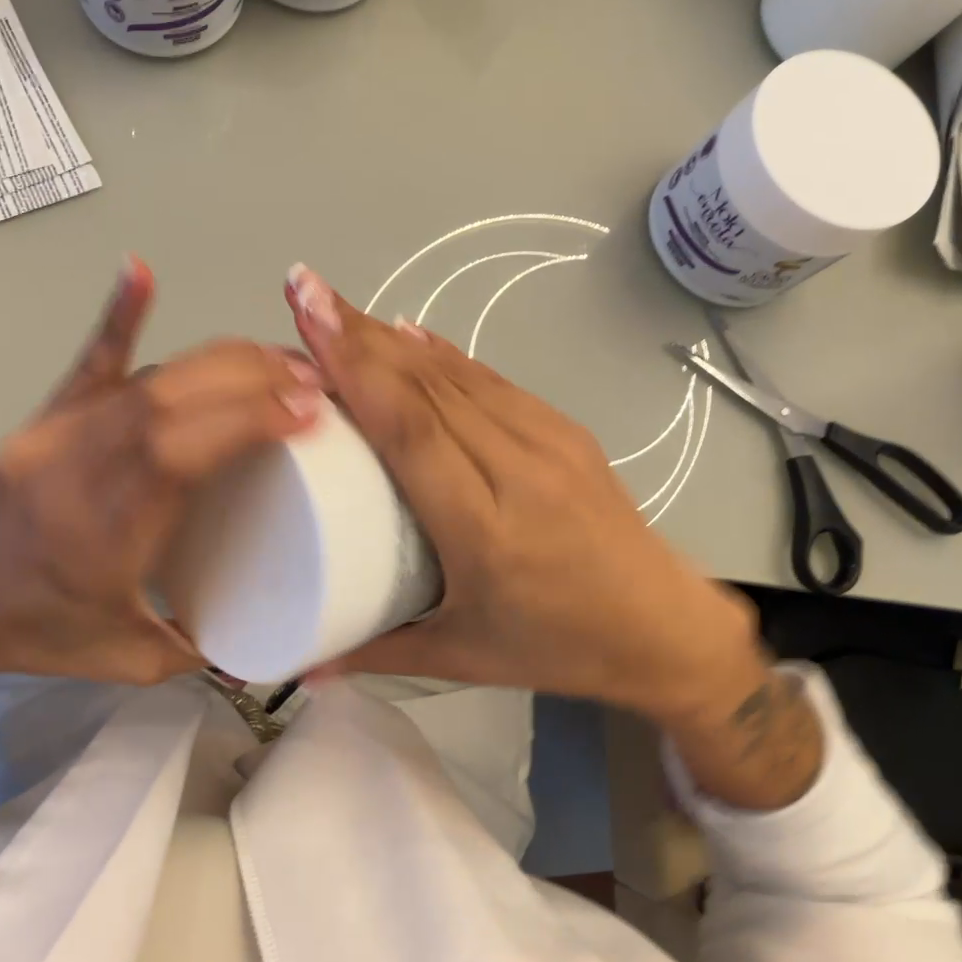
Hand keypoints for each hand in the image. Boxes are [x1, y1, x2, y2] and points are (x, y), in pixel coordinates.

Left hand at [0, 258, 323, 713]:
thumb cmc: (45, 634)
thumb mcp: (133, 660)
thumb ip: (207, 646)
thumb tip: (278, 634)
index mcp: (100, 534)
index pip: (175, 454)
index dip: (244, 420)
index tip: (307, 410)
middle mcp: (75, 471)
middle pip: (166, 401)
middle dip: (248, 378)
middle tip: (312, 378)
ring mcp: (55, 435)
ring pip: (144, 379)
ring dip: (219, 361)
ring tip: (278, 359)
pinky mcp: (47, 417)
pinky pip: (89, 362)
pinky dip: (120, 316)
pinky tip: (141, 270)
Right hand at [284, 263, 818, 807]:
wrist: (665, 629)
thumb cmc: (556, 646)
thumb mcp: (460, 658)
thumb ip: (373, 654)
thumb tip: (296, 668)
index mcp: (483, 528)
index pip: (410, 427)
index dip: (356, 366)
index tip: (308, 315)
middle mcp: (516, 468)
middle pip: (426, 386)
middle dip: (357, 334)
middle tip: (302, 293)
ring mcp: (547, 441)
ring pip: (457, 375)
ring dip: (392, 338)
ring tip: (337, 311)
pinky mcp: (565, 431)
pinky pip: (492, 381)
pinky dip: (443, 354)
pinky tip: (407, 334)